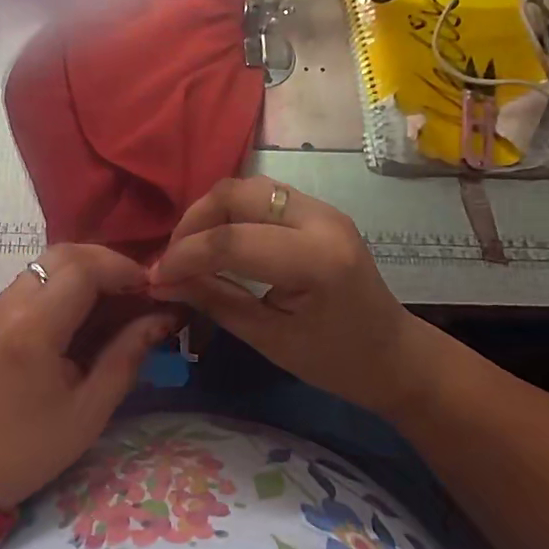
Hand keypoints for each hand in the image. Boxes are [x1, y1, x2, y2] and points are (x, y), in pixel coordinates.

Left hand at [0, 244, 179, 508]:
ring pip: (49, 261)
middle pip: (63, 254)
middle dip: (108, 262)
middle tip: (138, 289)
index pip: (81, 271)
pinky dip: (69, 280)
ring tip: (119, 296)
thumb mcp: (94, 406)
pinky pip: (37, 277)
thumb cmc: (39, 445)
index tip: (152, 289)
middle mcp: (9, 308)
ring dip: (88, 268)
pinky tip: (91, 307)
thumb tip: (165, 316)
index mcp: (32, 333)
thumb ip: (129, 353)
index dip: (122, 270)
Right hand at [146, 177, 436, 419]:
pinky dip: (232, 213)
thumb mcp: (269, 339)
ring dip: (211, 213)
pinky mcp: (319, 211)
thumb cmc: (336, 361)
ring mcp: (323, 209)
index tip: (155, 277)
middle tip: (172, 259)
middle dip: (194, 222)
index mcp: (316, 260)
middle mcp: (322, 219)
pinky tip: (217, 241)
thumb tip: (161, 281)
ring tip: (190, 250)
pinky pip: (264, 196)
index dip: (184, 254)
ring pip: (248, 187)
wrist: (393, 355)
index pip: (232, 239)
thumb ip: (214, 300)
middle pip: (237, 194)